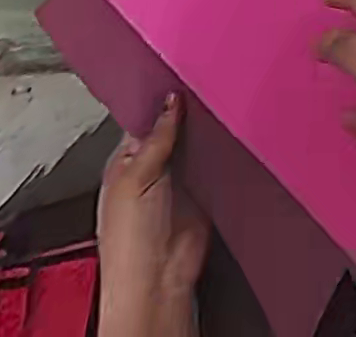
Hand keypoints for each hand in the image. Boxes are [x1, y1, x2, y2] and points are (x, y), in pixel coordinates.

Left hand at [96, 94, 210, 336]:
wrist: (160, 281)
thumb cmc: (130, 242)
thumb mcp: (137, 178)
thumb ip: (157, 137)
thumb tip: (170, 100)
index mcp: (126, 161)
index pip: (144, 118)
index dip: (159, 99)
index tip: (178, 75)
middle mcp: (153, 166)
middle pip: (173, 127)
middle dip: (186, 110)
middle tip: (203, 83)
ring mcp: (179, 177)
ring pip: (195, 141)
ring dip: (205, 128)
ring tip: (220, 100)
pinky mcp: (204, 188)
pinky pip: (214, 159)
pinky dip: (220, 147)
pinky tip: (228, 130)